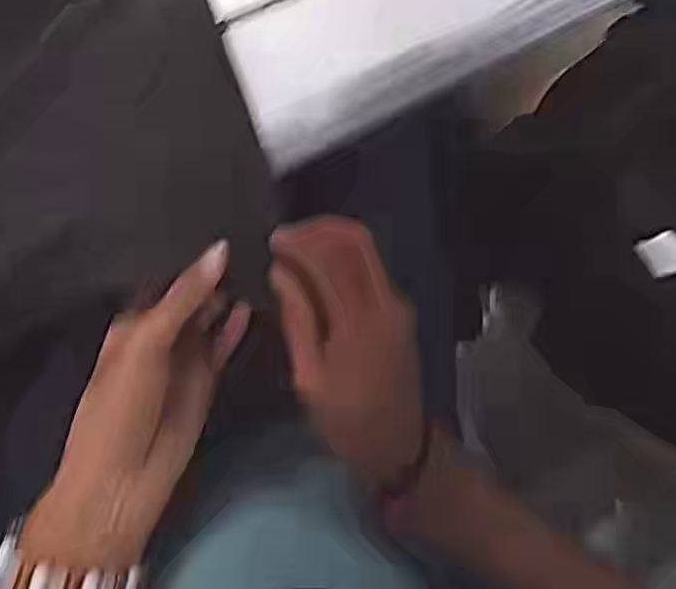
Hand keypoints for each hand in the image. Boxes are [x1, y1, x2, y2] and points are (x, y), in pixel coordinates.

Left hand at [23, 241, 251, 569]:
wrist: (120, 485)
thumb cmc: (120, 404)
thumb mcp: (148, 340)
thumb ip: (185, 295)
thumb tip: (221, 249)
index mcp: (134, 321)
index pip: (167, 279)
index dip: (191, 258)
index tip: (222, 224)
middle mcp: (159, 334)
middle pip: (191, 297)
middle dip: (213, 275)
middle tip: (249, 240)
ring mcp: (183, 358)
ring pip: (209, 319)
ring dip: (227, 297)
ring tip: (258, 264)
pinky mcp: (205, 381)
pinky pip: (223, 345)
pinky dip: (235, 327)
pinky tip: (251, 304)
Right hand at [270, 217, 425, 489]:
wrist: (401, 448)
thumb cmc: (348, 422)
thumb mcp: (310, 379)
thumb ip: (297, 318)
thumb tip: (279, 271)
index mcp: (359, 322)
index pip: (330, 259)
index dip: (299, 242)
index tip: (273, 240)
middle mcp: (385, 302)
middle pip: (356, 240)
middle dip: (318, 228)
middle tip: (286, 236)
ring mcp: (397, 303)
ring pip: (367, 248)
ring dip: (331, 237)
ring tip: (298, 245)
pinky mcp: (400, 307)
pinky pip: (371, 265)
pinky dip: (344, 253)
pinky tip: (319, 263)